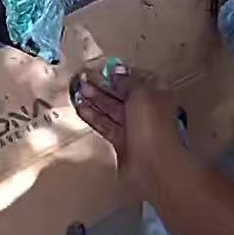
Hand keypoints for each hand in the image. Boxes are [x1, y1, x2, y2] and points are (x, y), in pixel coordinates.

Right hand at [71, 63, 184, 196]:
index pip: (136, 78)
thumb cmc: (152, 125)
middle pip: (121, 94)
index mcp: (155, 94)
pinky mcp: (121, 142)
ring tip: (78, 90)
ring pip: (111, 109)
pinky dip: (92, 116)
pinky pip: (105, 125)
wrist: (154, 166)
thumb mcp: (141, 94)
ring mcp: (133, 127)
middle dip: (103, 85)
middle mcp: (145, 109)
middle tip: (83, 78)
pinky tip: (80, 108)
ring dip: (95, 99)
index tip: (101, 68)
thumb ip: (127, 81)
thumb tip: (116, 73)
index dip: (120, 73)